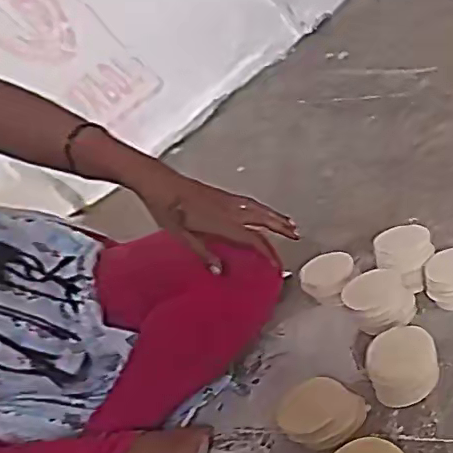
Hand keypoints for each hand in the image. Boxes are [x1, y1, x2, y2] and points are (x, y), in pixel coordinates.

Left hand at [132, 171, 296, 273]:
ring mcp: (228, 201)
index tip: (276, 264)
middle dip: (281, 229)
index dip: (268, 253)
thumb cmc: (166, 208)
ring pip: (260, 210)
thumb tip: (220, 272)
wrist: (156, 180)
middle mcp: (231, 211)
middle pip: (264, 221)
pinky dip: (263, 208)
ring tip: (289, 223)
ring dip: (277, 217)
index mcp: (224, 224)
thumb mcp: (181, 235)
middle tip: (296, 236)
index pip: (254, 240)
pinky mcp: (223, 194)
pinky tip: (264, 210)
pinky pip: (251, 203)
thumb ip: (203, 253)